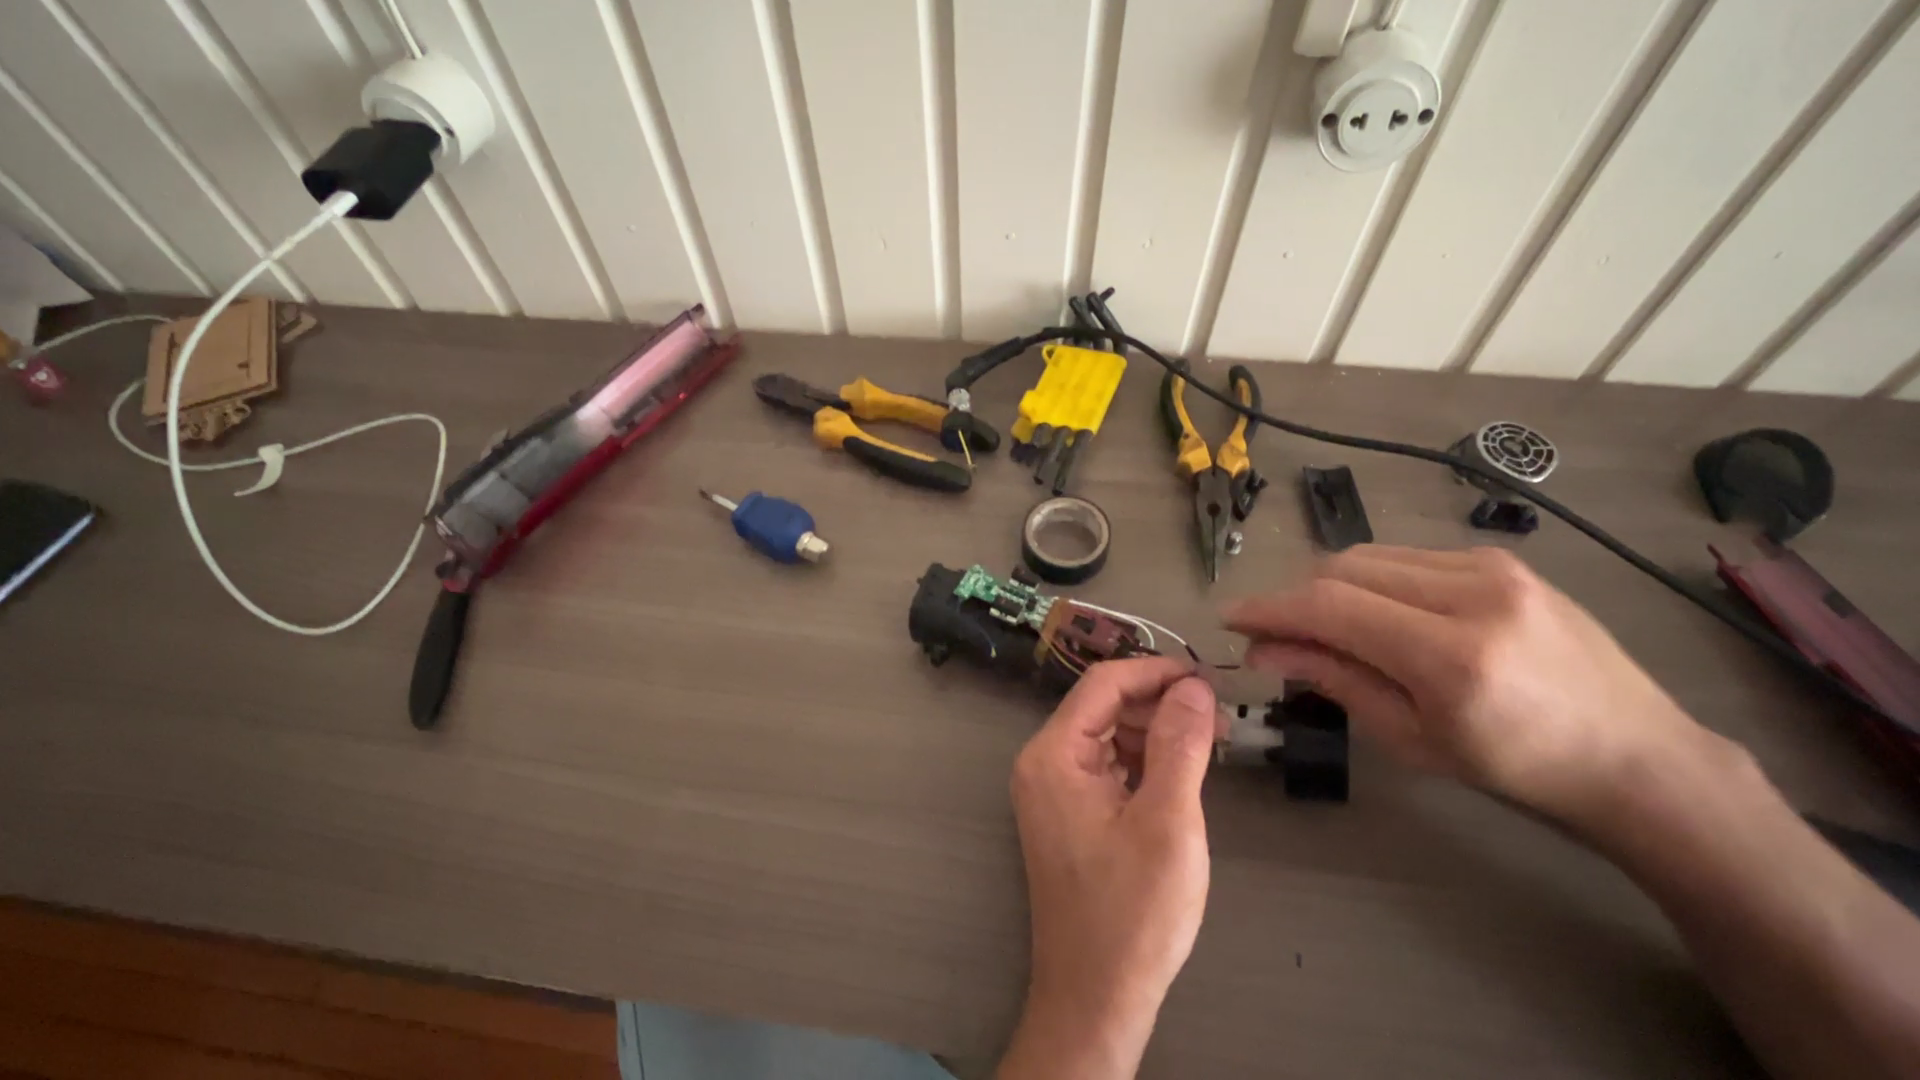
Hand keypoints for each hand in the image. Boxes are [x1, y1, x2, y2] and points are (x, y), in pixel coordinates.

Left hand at [999, 657, 1217, 1078]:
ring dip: (1156, 733)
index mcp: (1053, 756)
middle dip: (1160, 705)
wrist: (1097, 997)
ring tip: (1210, 745)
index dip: (1156, 671)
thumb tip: (1193, 685)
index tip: (1207, 678)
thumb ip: (1180, 745)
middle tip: (1219, 719)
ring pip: (1109, 737)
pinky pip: (1108, 769)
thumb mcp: (1168, 822)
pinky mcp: (1070, 817)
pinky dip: (1145, 763)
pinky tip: (1182, 775)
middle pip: (1103, 707)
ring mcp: (1054, 793)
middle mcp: (1043, 765)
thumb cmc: (1133, 912)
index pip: (1102, 683)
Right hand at [1223, 545, 1714, 826]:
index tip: (1231, 620)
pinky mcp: (1502, 559)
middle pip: (1343, 569)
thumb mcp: (1413, 738)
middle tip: (1276, 635)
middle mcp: (1472, 594)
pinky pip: (1408, 557)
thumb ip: (1336, 681)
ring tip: (1323, 627)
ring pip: (1370, 556)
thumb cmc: (1516, 766)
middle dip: (1296, 598)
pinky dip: (1372, 581)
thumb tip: (1264, 651)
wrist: (1632, 751)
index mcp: (1452, 656)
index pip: (1330, 607)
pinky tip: (1378, 615)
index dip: (1269, 609)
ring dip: (1331, 586)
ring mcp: (1492, 567)